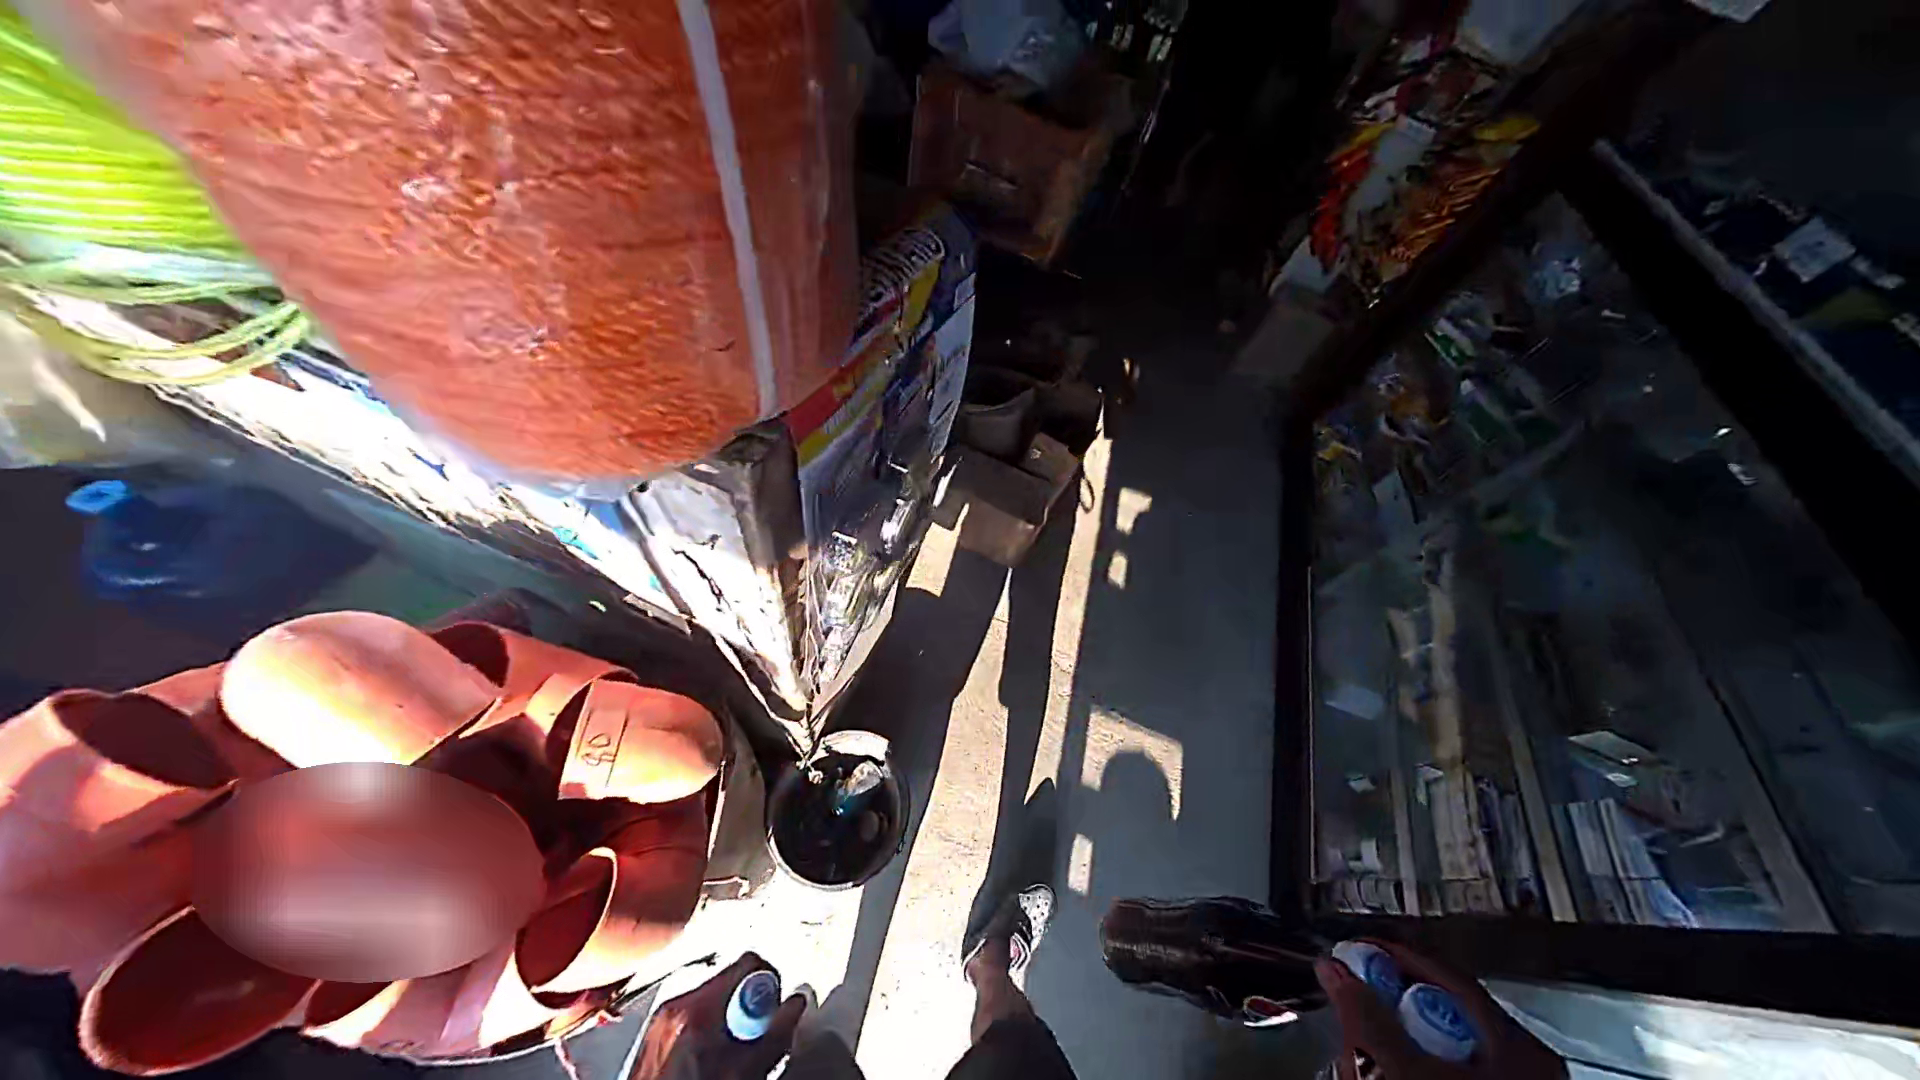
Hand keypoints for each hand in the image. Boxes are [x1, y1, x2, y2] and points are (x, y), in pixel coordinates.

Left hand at [630, 953, 806, 1079]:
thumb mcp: (744, 1073)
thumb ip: (775, 1034)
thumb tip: (796, 1003)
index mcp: (697, 1009)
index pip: (747, 964)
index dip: (768, 985)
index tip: (772, 1012)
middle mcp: (674, 1005)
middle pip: (731, 979)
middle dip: (748, 1004)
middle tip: (753, 1040)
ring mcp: (660, 1020)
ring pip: (714, 998)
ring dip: (730, 1018)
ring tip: (730, 1056)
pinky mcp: (653, 1035)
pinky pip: (694, 1014)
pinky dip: (709, 1029)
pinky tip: (711, 1060)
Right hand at [1312, 941, 1564, 1079]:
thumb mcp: (1399, 1072)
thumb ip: (1364, 1014)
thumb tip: (1334, 969)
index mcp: (1518, 1047)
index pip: (1446, 974)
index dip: (1395, 956)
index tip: (1360, 952)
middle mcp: (1531, 1068)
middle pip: (1448, 1011)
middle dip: (1396, 1001)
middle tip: (1360, 994)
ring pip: (1451, 1046)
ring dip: (1405, 1037)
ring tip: (1369, 1041)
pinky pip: (1458, 1071)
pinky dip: (1422, 1065)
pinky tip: (1395, 1070)